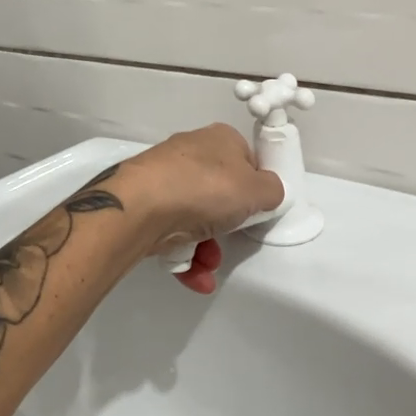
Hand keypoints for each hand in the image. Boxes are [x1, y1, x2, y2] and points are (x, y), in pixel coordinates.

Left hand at [116, 124, 284, 293]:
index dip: (255, 186)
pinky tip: (196, 276)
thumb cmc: (207, 189)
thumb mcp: (256, 189)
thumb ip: (272, 190)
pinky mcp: (147, 205)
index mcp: (219, 139)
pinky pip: (174, 232)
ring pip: (196, 215)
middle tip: (234, 238)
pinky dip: (187, 256)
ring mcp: (165, 178)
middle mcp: (191, 152)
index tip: (259, 209)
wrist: (142, 205)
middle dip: (229, 223)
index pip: (246, 160)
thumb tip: (269, 190)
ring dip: (208, 246)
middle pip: (220, 190)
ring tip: (210, 264)